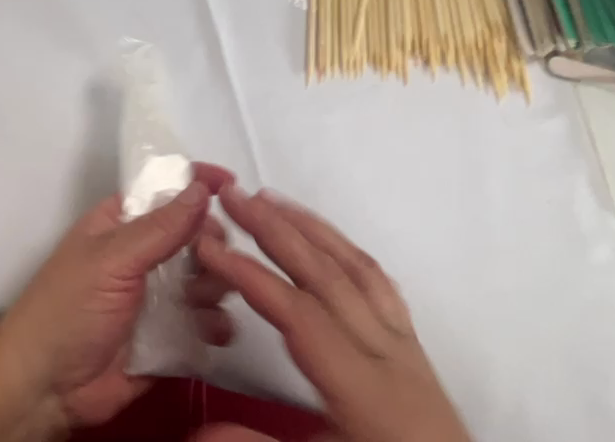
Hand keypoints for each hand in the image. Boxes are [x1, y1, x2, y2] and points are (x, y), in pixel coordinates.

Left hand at [0, 175, 232, 431]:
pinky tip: (210, 331)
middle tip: (208, 259)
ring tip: (199, 301)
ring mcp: (157, 297)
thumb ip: (159, 227)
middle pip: (194, 235)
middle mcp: (142, 255)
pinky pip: (206, 322)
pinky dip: (214, 324)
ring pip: (206, 279)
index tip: (232, 184)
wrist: (49, 386)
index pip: (163, 191)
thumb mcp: (111, 259)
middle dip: (210, 244)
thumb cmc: (68, 308)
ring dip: (214, 286)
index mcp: (120, 223)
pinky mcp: (169, 337)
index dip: (195, 183)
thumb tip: (199, 187)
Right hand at [193, 185, 470, 441]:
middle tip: (231, 195)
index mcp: (368, 392)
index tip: (206, 246)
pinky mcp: (416, 352)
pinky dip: (345, 250)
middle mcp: (392, 359)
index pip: (301, 315)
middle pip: (329, 277)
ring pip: (358, 272)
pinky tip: (323, 238)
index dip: (251, 277)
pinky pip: (381, 286)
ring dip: (309, 228)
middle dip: (275, 230)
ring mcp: (409, 350)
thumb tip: (198, 429)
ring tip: (268, 199)